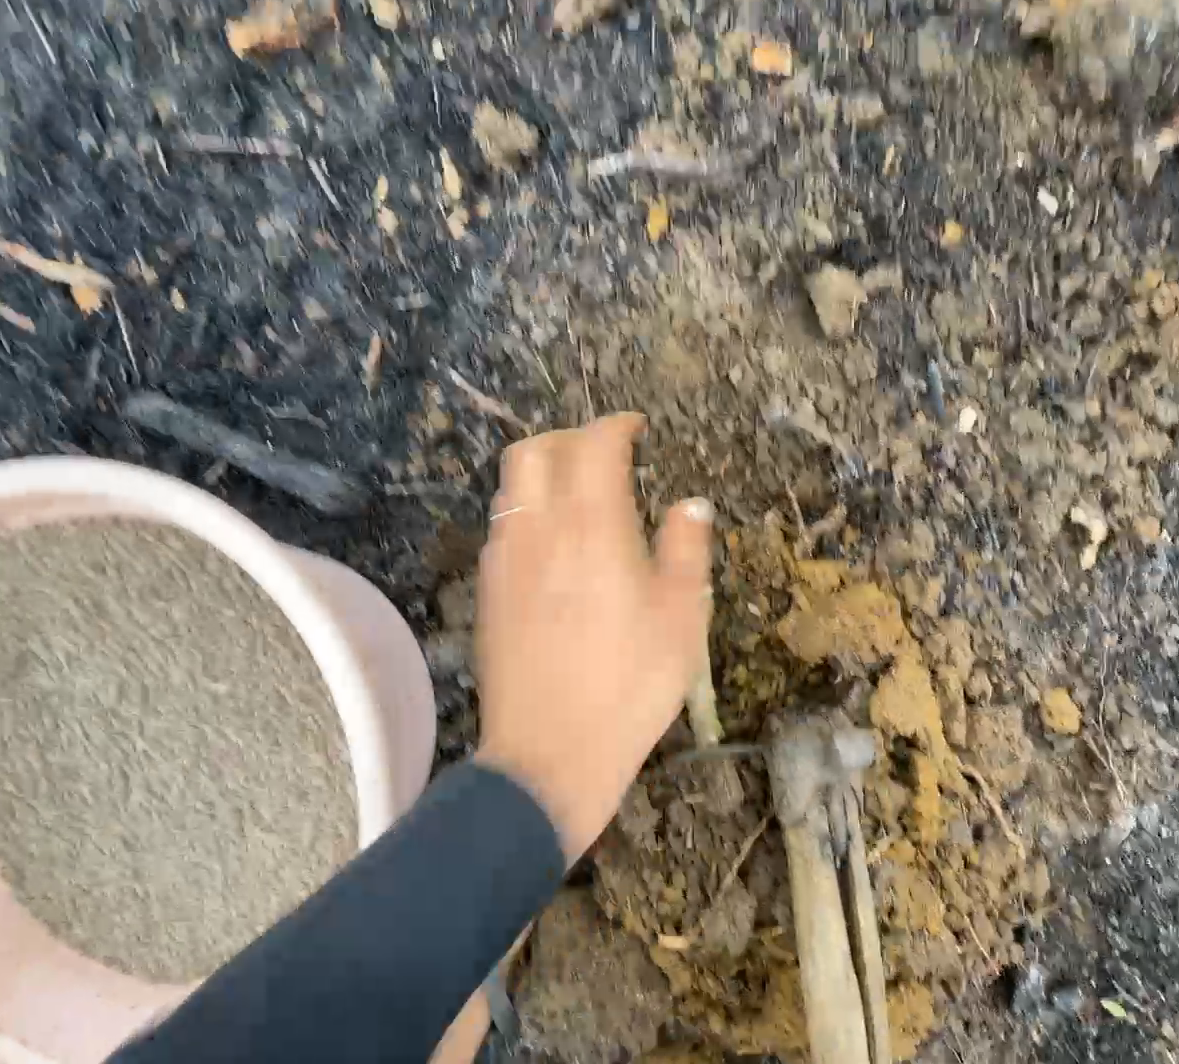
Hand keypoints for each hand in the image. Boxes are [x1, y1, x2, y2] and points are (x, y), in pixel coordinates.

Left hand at [472, 414, 712, 861]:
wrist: (549, 753)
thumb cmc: (629, 686)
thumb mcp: (682, 619)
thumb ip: (685, 549)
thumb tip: (690, 504)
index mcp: (592, 527)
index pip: (594, 445)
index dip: (615, 425)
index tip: (636, 429)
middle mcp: (539, 530)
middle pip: (534, 450)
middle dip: (568, 437)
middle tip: (601, 454)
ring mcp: (505, 560)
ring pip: (511, 486)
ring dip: (543, 474)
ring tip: (577, 496)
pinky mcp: (488, 592)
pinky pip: (503, 527)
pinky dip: (527, 513)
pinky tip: (552, 547)